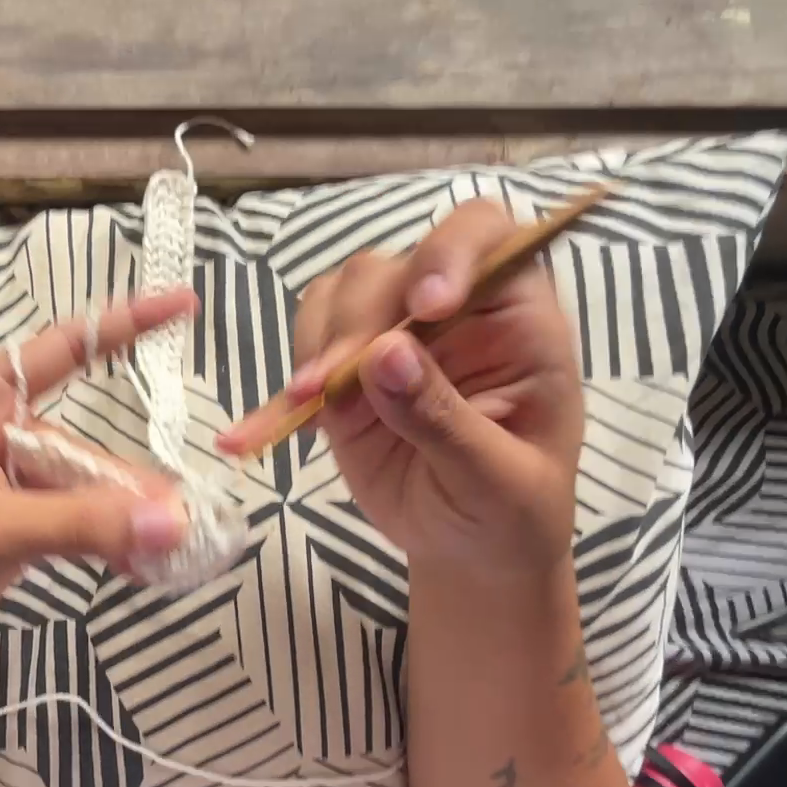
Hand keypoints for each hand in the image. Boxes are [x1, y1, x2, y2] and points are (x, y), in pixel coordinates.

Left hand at [0, 292, 197, 654]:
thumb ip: (78, 522)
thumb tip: (170, 519)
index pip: (60, 349)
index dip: (123, 325)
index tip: (184, 303)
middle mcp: (1, 430)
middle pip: (84, 443)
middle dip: (129, 482)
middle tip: (181, 521)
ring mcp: (15, 476)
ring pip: (89, 485)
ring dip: (126, 518)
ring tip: (171, 550)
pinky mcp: (24, 518)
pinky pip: (81, 518)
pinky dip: (110, 538)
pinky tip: (142, 563)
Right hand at [219, 200, 582, 577]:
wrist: (465, 548)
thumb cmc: (506, 512)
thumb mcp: (493, 478)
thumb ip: (442, 416)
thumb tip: (383, 354)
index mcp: (515, 322)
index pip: (485, 238)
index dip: (449, 253)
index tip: (426, 308)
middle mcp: (449, 315)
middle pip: (385, 271)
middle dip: (353, 326)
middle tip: (326, 390)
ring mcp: (390, 339)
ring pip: (335, 297)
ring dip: (313, 347)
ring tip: (307, 406)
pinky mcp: (343, 373)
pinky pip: (302, 347)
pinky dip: (282, 384)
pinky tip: (272, 425)